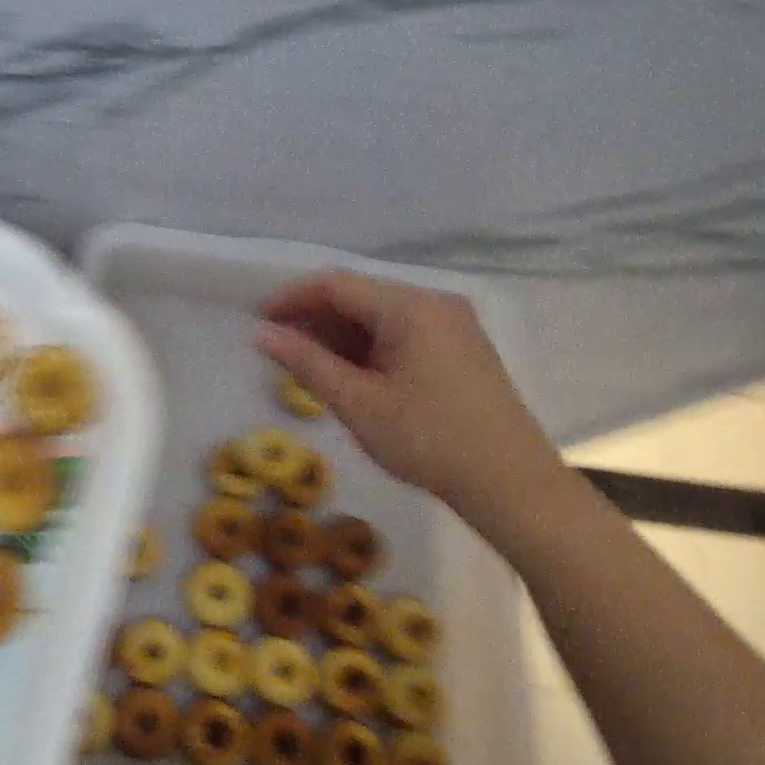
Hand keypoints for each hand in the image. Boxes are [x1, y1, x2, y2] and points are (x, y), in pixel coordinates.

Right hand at [253, 271, 560, 508]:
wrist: (507, 480)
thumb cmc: (426, 439)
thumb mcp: (357, 402)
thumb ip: (306, 363)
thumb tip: (262, 335)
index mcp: (410, 308)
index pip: (336, 285)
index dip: (291, 298)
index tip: (257, 321)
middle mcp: (434, 303)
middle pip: (359, 296)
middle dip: (313, 318)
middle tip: (276, 350)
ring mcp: (452, 325)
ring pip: (379, 316)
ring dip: (338, 335)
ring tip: (305, 367)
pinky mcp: (460, 348)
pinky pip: (401, 333)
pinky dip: (366, 347)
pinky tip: (347, 374)